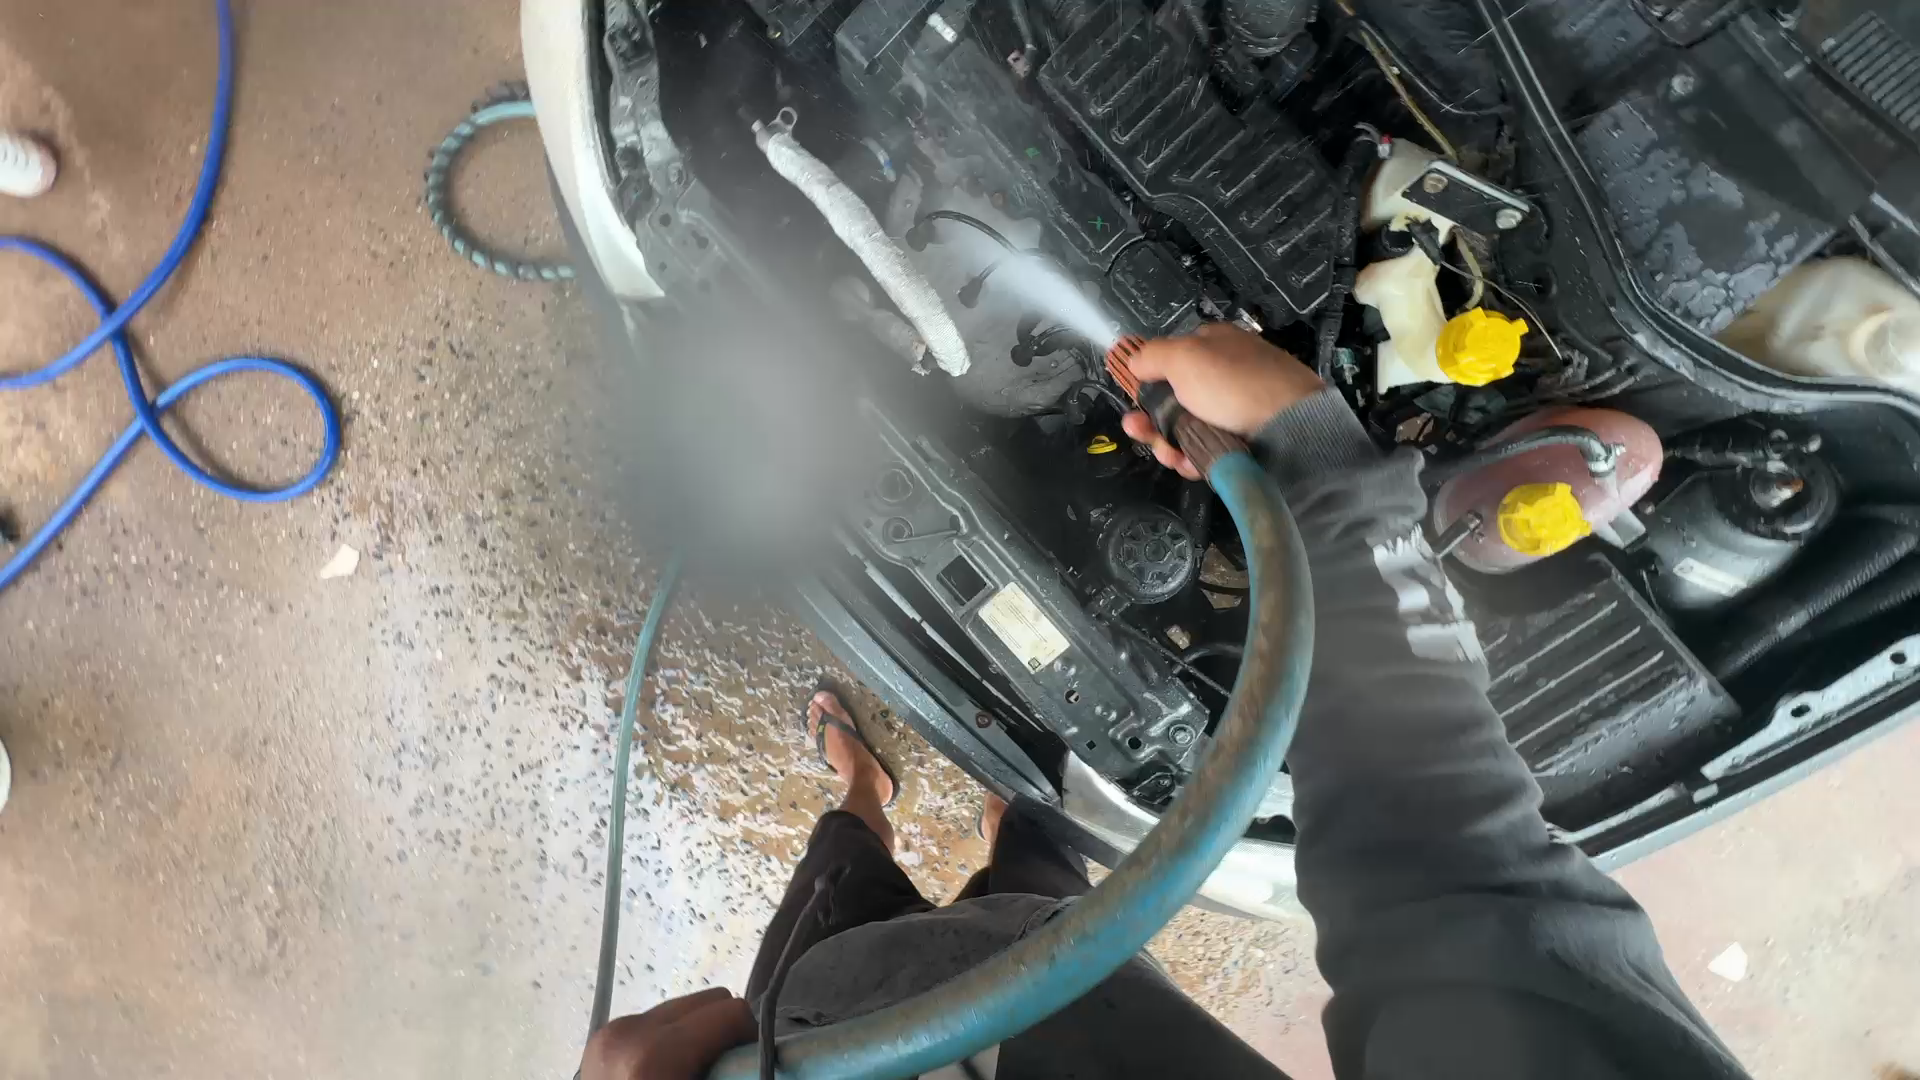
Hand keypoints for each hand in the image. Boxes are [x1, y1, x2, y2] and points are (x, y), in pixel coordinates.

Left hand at [581, 988, 756, 1079]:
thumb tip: (764, 1062)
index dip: (750, 1042)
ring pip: (686, 1010)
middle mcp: (629, 1032)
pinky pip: (660, 1024)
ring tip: (687, 1079)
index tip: (747, 1071)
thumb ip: (734, 1077)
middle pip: (711, 1002)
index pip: (732, 1012)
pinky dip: (672, 1045)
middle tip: (718, 1078)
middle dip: (722, 1038)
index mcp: (653, 1056)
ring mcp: (611, 1034)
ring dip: (697, 1040)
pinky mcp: (602, 1041)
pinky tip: (663, 1078)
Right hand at [1118, 324, 1323, 479]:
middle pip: (1170, 403)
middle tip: (1138, 430)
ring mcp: (1229, 413)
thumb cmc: (1234, 384)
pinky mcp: (1237, 443)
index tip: (1134, 400)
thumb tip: (1132, 361)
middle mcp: (1220, 378)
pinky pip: (1202, 450)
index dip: (1147, 382)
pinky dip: (1191, 458)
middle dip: (1150, 421)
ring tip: (1168, 453)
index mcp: (1211, 346)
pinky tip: (1189, 463)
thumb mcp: (1185, 356)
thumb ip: (1151, 355)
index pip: (1168, 362)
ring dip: (1167, 444)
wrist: (1289, 427)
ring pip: (1182, 432)